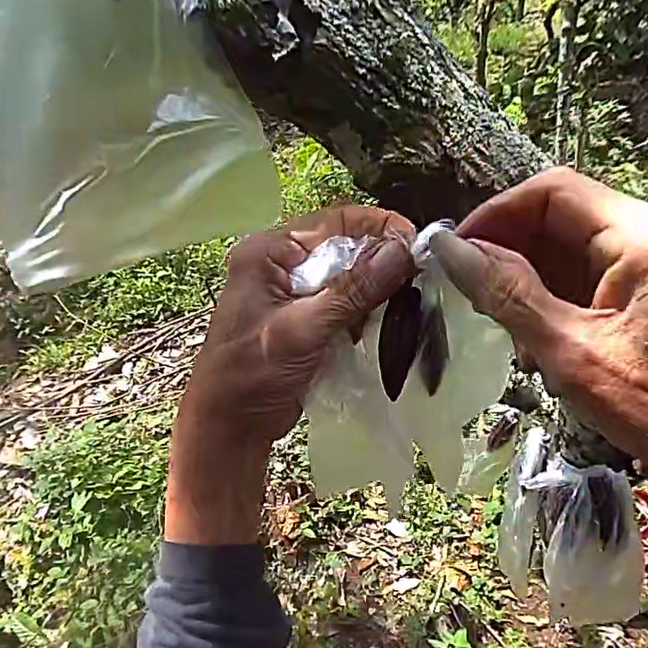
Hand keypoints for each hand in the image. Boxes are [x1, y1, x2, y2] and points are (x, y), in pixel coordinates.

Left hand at [166, 206, 416, 544]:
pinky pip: (345, 307)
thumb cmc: (251, 374)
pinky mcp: (307, 323)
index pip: (334, 221)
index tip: (416, 247)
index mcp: (270, 252)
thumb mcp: (303, 329)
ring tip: (404, 305)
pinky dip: (365, 315)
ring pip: (349, 280)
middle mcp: (282, 266)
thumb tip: (401, 252)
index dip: (379, 228)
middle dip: (381, 263)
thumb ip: (352, 290)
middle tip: (417, 280)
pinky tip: (382, 327)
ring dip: (376, 292)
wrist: (229, 426)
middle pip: (345, 249)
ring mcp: (294, 296)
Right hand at [433, 168, 647, 565]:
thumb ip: (509, 295)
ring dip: (528, 278)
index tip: (454, 252)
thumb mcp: (570, 353)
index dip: (495, 216)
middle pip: (562, 216)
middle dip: (509, 250)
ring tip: (502, 326)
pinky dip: (554, 297)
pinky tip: (535, 335)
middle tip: (469, 294)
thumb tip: (453, 251)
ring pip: (571, 247)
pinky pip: (590, 274)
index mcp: (646, 237)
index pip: (553, 192)